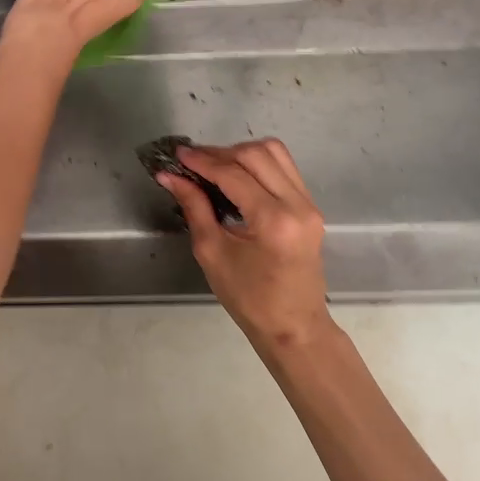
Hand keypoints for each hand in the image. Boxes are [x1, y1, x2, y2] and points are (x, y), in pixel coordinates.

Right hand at [157, 139, 332, 348]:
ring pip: (274, 153)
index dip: (202, 160)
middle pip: (256, 154)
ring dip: (240, 153)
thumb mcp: (211, 252)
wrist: (294, 328)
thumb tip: (169, 175)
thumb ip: (193, 206)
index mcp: (273, 221)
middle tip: (192, 162)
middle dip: (219, 152)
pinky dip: (257, 163)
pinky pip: (283, 168)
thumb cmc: (249, 298)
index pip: (233, 174)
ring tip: (214, 166)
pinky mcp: (310, 207)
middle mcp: (297, 205)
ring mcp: (309, 205)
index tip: (177, 155)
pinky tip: (236, 175)